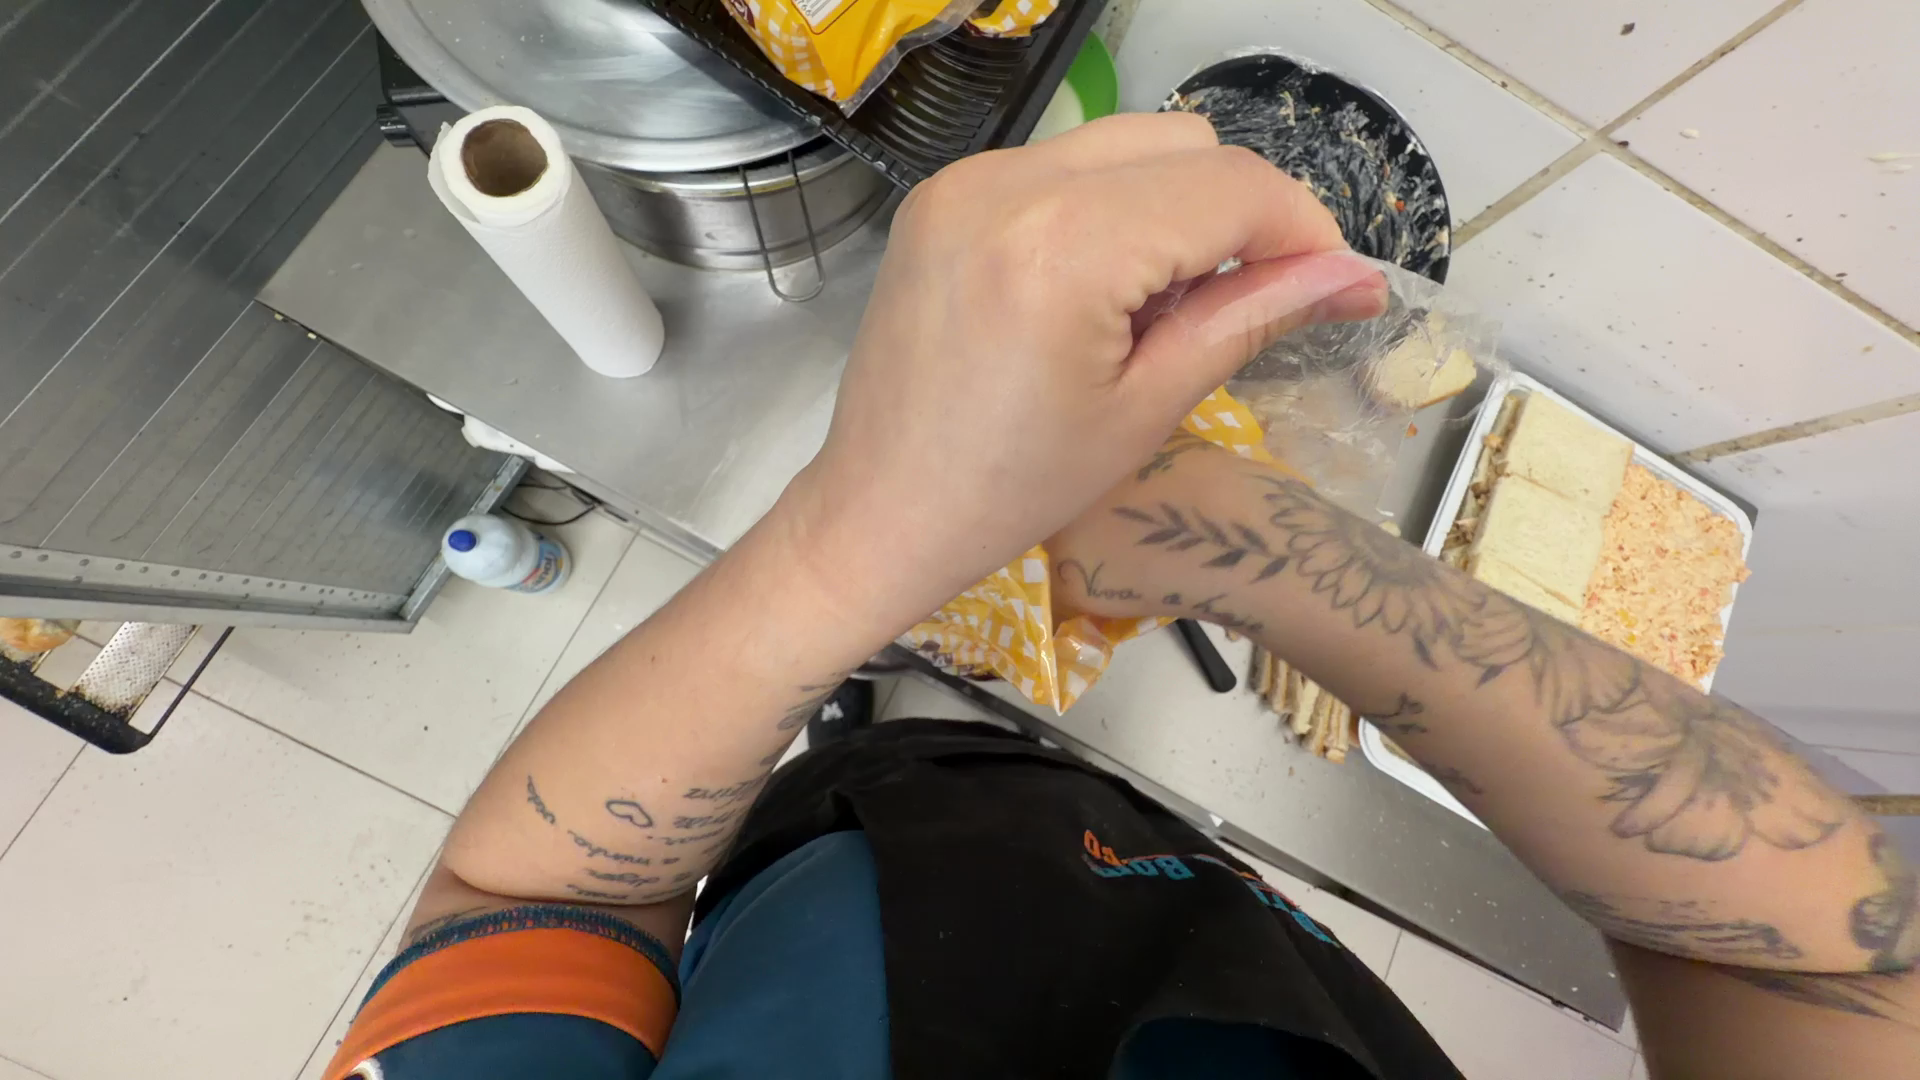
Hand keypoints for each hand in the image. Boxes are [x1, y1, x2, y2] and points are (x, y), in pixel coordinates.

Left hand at [781, 113, 1385, 632]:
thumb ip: (1247, 321)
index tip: (1334, 284)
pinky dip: (1100, 213)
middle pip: (1178, 144)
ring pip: (1117, 149)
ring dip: (1167, 211)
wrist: (882, 513)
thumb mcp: (1142, 413)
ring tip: (1146, 312)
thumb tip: (1351, 277)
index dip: (1301, 230)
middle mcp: (1007, 184)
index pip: (1228, 188)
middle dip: (1232, 217)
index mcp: (1064, 247)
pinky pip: (1054, 173)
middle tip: (1225, 310)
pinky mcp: (937, 202)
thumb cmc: (1012, 493)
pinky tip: (1086, 294)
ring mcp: (961, 184)